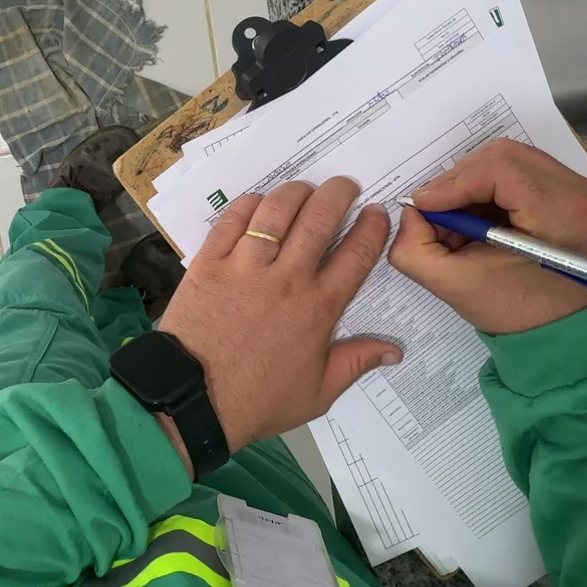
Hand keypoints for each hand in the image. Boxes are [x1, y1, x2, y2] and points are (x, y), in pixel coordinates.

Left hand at [156, 177, 400, 455]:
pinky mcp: (208, 262)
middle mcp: (286, 279)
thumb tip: (394, 349)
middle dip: (339, 194)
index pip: (357, 254)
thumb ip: (355, 363)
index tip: (377, 212)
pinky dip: (248, 204)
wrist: (192, 397)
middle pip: (320, 219)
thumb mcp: (317, 393)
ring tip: (304, 189)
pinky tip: (258, 202)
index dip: (373, 227)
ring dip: (296, 192)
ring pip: (276, 211)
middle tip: (345, 186)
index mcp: (319, 308)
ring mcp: (245, 267)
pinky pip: (231, 220)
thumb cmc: (256, 400)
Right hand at [387, 139, 586, 334]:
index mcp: (561, 215)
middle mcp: (578, 192)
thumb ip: (414, 248)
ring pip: (506, 158)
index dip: (453, 183)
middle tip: (435, 210)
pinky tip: (476, 216)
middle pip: (502, 155)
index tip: (423, 206)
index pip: (500, 169)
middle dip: (458, 180)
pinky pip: (516, 170)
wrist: (562, 326)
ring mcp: (577, 188)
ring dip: (469, 182)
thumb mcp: (451, 284)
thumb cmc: (514, 309)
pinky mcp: (568, 191)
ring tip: (456, 216)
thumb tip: (411, 212)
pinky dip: (484, 187)